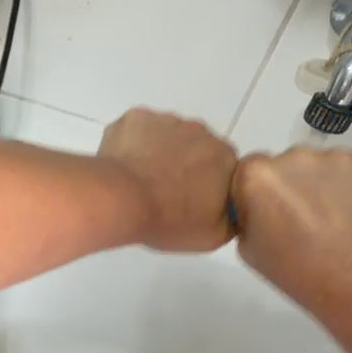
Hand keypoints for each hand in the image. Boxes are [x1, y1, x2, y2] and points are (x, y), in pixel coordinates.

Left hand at [96, 109, 238, 252]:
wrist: (121, 200)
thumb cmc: (169, 219)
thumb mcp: (213, 235)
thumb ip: (230, 217)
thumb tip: (230, 208)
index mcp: (224, 156)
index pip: (222, 168)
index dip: (206, 183)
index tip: (190, 199)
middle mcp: (200, 130)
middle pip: (195, 147)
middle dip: (183, 163)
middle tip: (163, 189)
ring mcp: (165, 120)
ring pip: (165, 135)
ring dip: (157, 151)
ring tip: (139, 177)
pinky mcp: (134, 117)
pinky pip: (137, 129)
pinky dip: (132, 142)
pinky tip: (123, 163)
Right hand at [230, 147, 351, 306]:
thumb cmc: (297, 272)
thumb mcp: (248, 248)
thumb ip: (249, 213)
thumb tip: (264, 205)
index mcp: (258, 175)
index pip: (251, 168)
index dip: (260, 191)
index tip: (272, 213)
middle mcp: (297, 156)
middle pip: (291, 163)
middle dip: (296, 184)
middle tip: (309, 219)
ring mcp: (341, 157)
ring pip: (328, 165)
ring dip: (330, 185)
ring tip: (343, 220)